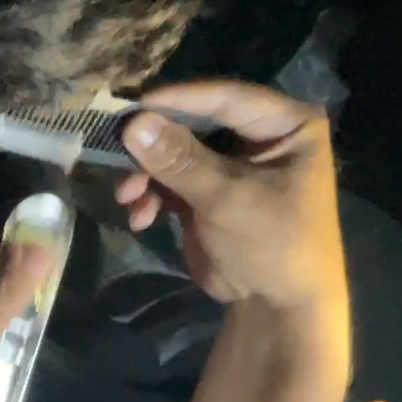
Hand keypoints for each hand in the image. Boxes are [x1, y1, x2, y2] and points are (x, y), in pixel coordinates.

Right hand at [114, 81, 344, 306]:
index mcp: (284, 126)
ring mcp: (228, 170)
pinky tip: (140, 220)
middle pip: (193, 128)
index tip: (133, 106)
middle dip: (153, 149)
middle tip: (117, 159)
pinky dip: (151, 201)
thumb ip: (179, 160)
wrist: (275, 302)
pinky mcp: (205, 198)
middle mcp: (256, 140)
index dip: (180, 100)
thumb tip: (133, 124)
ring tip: (127, 200)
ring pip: (174, 159)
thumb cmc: (271, 242)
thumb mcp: (226, 198)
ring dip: (146, 179)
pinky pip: (168, 187)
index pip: (226, 99)